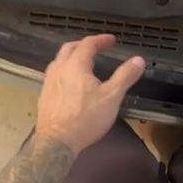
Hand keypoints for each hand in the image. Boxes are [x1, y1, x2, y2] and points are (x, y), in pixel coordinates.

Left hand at [33, 35, 147, 152]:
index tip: (112, 40)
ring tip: (83, 63)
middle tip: (96, 47)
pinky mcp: (43, 96)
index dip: (101, 40)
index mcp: (76, 65)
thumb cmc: (86, 118)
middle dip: (84, 45)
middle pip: (69, 48)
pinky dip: (64, 71)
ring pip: (58, 61)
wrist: (56, 142)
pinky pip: (54, 75)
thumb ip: (125, 76)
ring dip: (71, 57)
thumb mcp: (112, 97)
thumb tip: (139, 60)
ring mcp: (48, 82)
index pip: (88, 44)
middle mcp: (59, 69)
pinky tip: (70, 83)